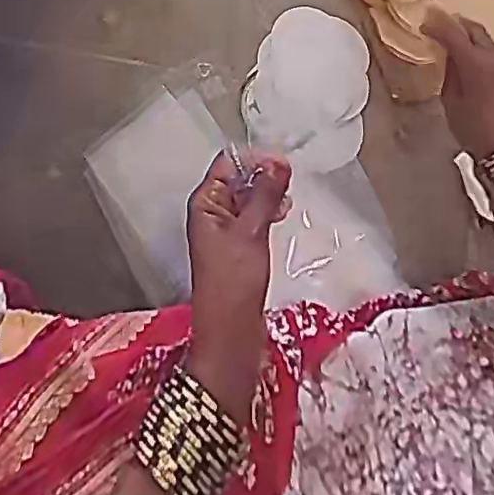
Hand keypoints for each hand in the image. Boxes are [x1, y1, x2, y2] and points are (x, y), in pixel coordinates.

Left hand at [186, 153, 290, 416]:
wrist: (231, 335)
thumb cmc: (234, 282)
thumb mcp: (252, 231)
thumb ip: (266, 193)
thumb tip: (279, 162)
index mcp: (205, 203)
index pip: (227, 163)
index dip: (254, 158)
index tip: (282, 164)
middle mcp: (211, 212)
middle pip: (238, 177)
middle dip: (263, 174)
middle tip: (288, 180)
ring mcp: (224, 229)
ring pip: (248, 196)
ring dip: (267, 193)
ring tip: (286, 199)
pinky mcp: (238, 245)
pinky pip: (253, 215)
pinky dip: (267, 210)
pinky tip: (281, 213)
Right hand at [423, 8, 493, 160]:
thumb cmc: (473, 131)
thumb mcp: (451, 101)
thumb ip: (450, 72)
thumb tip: (450, 55)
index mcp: (476, 65)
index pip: (454, 34)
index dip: (437, 25)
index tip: (425, 22)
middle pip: (475, 30)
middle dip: (457, 25)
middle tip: (441, 25)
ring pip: (489, 43)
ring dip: (473, 40)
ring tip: (458, 46)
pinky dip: (486, 55)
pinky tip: (478, 65)